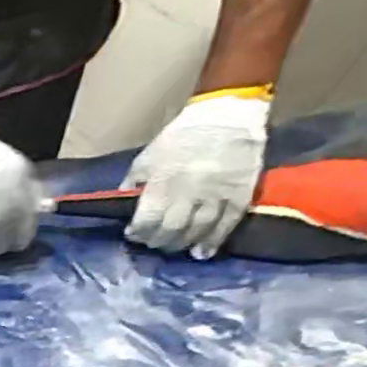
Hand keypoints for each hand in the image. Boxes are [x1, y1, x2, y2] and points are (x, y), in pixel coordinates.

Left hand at [123, 94, 269, 258]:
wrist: (226, 114)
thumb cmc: (177, 139)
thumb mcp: (144, 162)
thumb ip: (131, 186)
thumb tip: (123, 205)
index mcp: (162, 186)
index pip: (147, 221)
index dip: (138, 233)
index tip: (133, 235)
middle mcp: (190, 192)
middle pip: (171, 229)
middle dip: (158, 241)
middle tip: (154, 243)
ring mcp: (218, 192)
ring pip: (199, 228)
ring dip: (184, 244)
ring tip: (176, 249)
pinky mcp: (242, 189)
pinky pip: (229, 220)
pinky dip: (215, 239)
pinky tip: (204, 252)